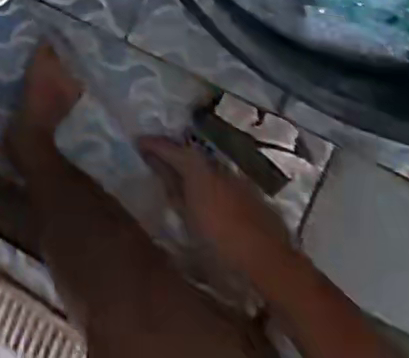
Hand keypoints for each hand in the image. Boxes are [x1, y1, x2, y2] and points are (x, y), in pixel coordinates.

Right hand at [139, 134, 297, 283]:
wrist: (271, 264)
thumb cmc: (219, 240)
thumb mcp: (184, 214)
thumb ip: (169, 184)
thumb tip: (153, 160)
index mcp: (196, 166)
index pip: (167, 147)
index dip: (150, 144)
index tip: (137, 143)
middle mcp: (216, 165)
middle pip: (189, 153)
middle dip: (172, 154)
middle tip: (156, 159)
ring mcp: (238, 179)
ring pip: (208, 166)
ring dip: (192, 169)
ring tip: (179, 179)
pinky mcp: (253, 195)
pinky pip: (223, 180)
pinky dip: (210, 182)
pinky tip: (207, 196)